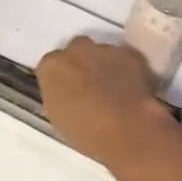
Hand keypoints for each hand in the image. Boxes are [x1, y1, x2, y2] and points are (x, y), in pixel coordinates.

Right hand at [36, 36, 175, 166]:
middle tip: (88, 85)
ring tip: (112, 88)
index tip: (66, 90)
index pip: (50, 64)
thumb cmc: (85, 131)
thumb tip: (65, 92)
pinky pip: (124, 58)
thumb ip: (57, 95)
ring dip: (103, 65)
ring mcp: (105, 49)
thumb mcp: (57, 117)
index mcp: (51, 66)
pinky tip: (130, 87)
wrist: (126, 129)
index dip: (60, 77)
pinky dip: (125, 68)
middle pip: (75, 49)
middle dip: (81, 63)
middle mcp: (75, 50)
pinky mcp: (131, 54)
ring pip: (101, 52)